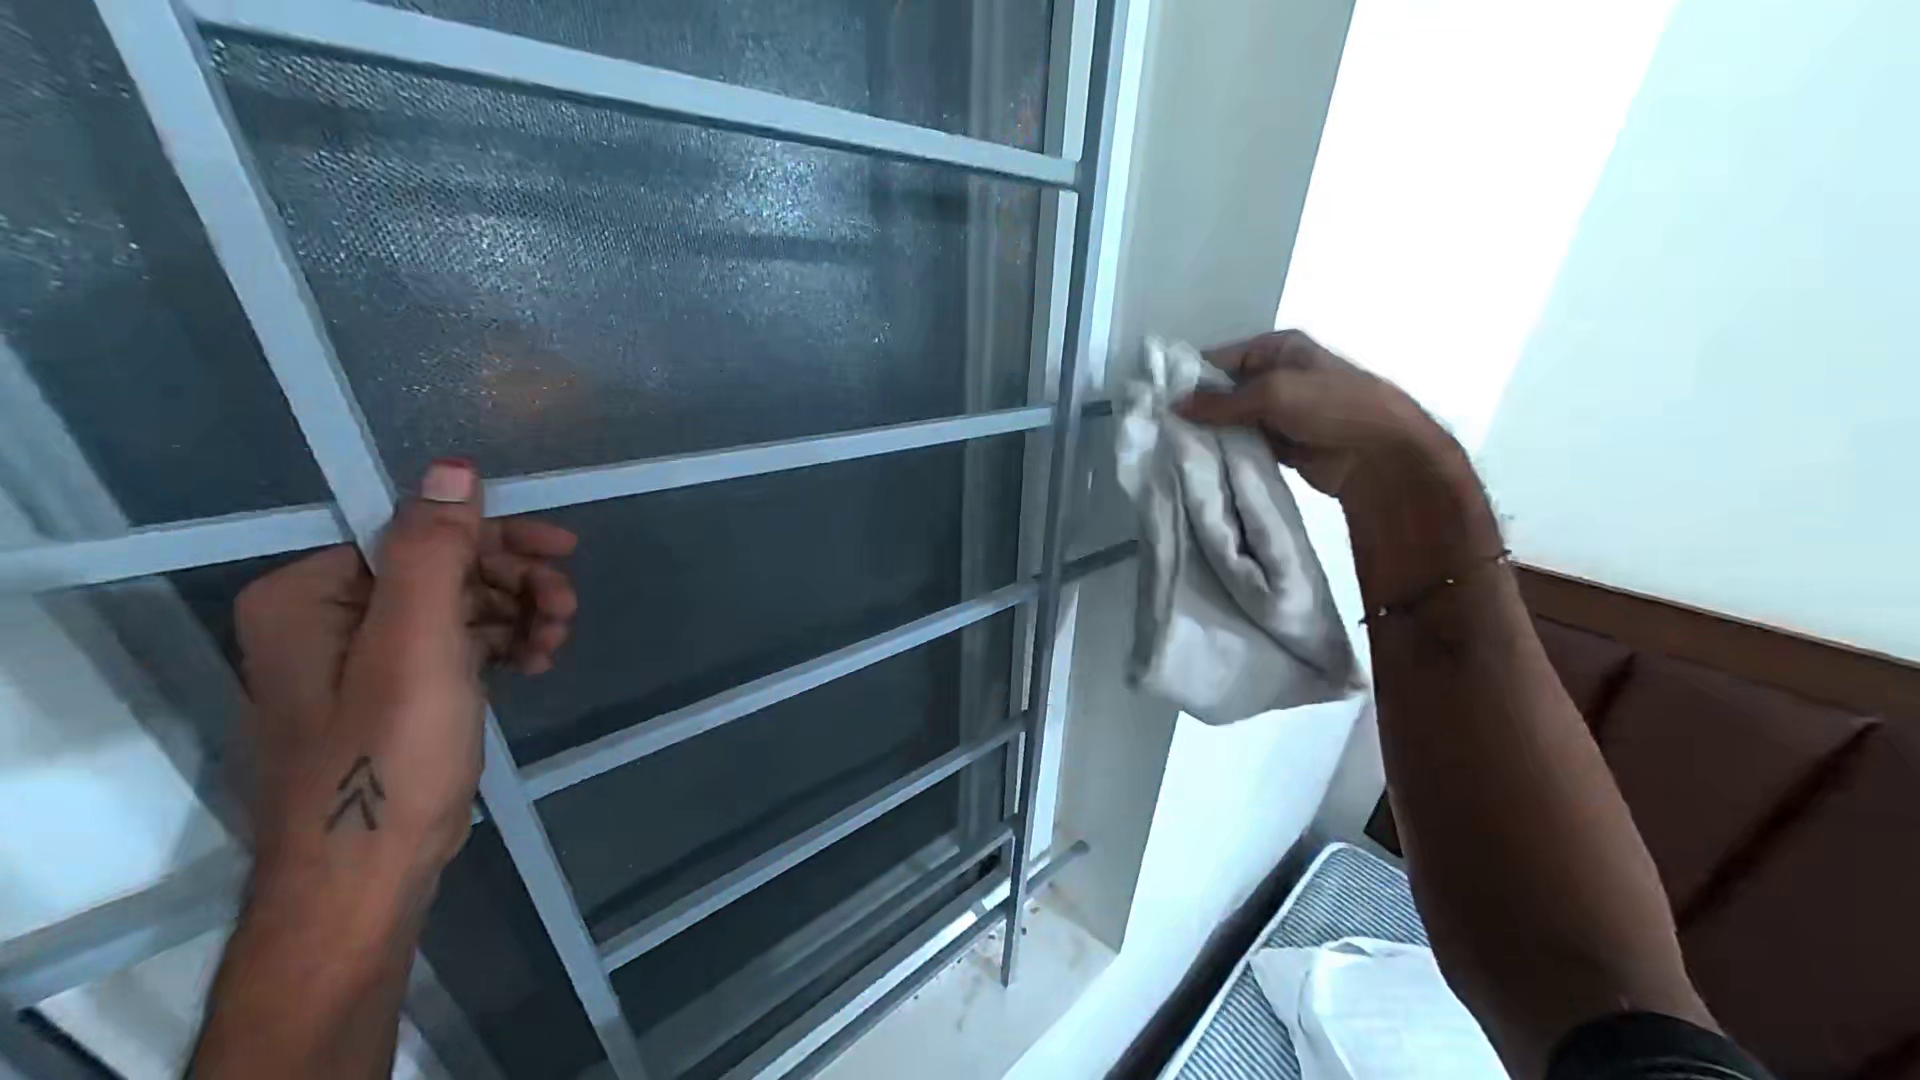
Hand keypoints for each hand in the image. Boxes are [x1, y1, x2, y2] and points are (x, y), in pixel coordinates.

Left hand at [234, 460, 578, 877]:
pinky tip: (537, 663)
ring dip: (520, 614)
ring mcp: (367, 654)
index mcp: (312, 593)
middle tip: (568, 609)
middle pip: (447, 567)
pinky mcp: (400, 688)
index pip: (420, 533)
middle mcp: (330, 615)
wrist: (369, 872)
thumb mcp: (419, 646)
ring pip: (464, 604)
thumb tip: (455, 465)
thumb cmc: (390, 756)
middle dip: (517, 583)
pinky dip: (505, 644)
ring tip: (556, 645)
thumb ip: (434, 551)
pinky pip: (462, 641)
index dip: (497, 538)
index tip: (564, 553)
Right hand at [1176, 329, 1449, 498]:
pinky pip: (1243, 445)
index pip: (1220, 358)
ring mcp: (1277, 412)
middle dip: (1196, 409)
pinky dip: (1226, 452)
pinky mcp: (1279, 444)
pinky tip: (1200, 462)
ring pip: (1230, 421)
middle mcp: (1274, 377)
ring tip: (1174, 448)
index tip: (1158, 399)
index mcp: (1277, 350)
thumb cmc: (1332, 405)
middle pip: (1222, 391)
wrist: (1381, 454)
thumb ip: (1221, 401)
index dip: (1190, 377)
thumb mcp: (1273, 392)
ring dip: (1209, 434)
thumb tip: (1174, 404)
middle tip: (1161, 428)